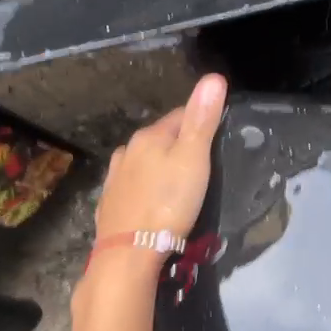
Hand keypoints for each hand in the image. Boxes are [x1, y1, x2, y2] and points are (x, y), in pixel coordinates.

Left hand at [79, 75, 226, 304]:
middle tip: (206, 165)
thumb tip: (214, 76)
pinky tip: (155, 200)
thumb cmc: (169, 203)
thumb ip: (203, 119)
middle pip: (162, 137)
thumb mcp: (195, 158)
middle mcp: (128, 150)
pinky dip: (147, 187)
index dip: (204, 123)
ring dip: (162, 166)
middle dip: (182, 145)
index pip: (182, 115)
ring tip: (182, 184)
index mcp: (151, 136)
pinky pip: (134, 184)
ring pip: (146, 161)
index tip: (219, 139)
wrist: (129, 254)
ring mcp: (116, 177)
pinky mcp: (111, 202)